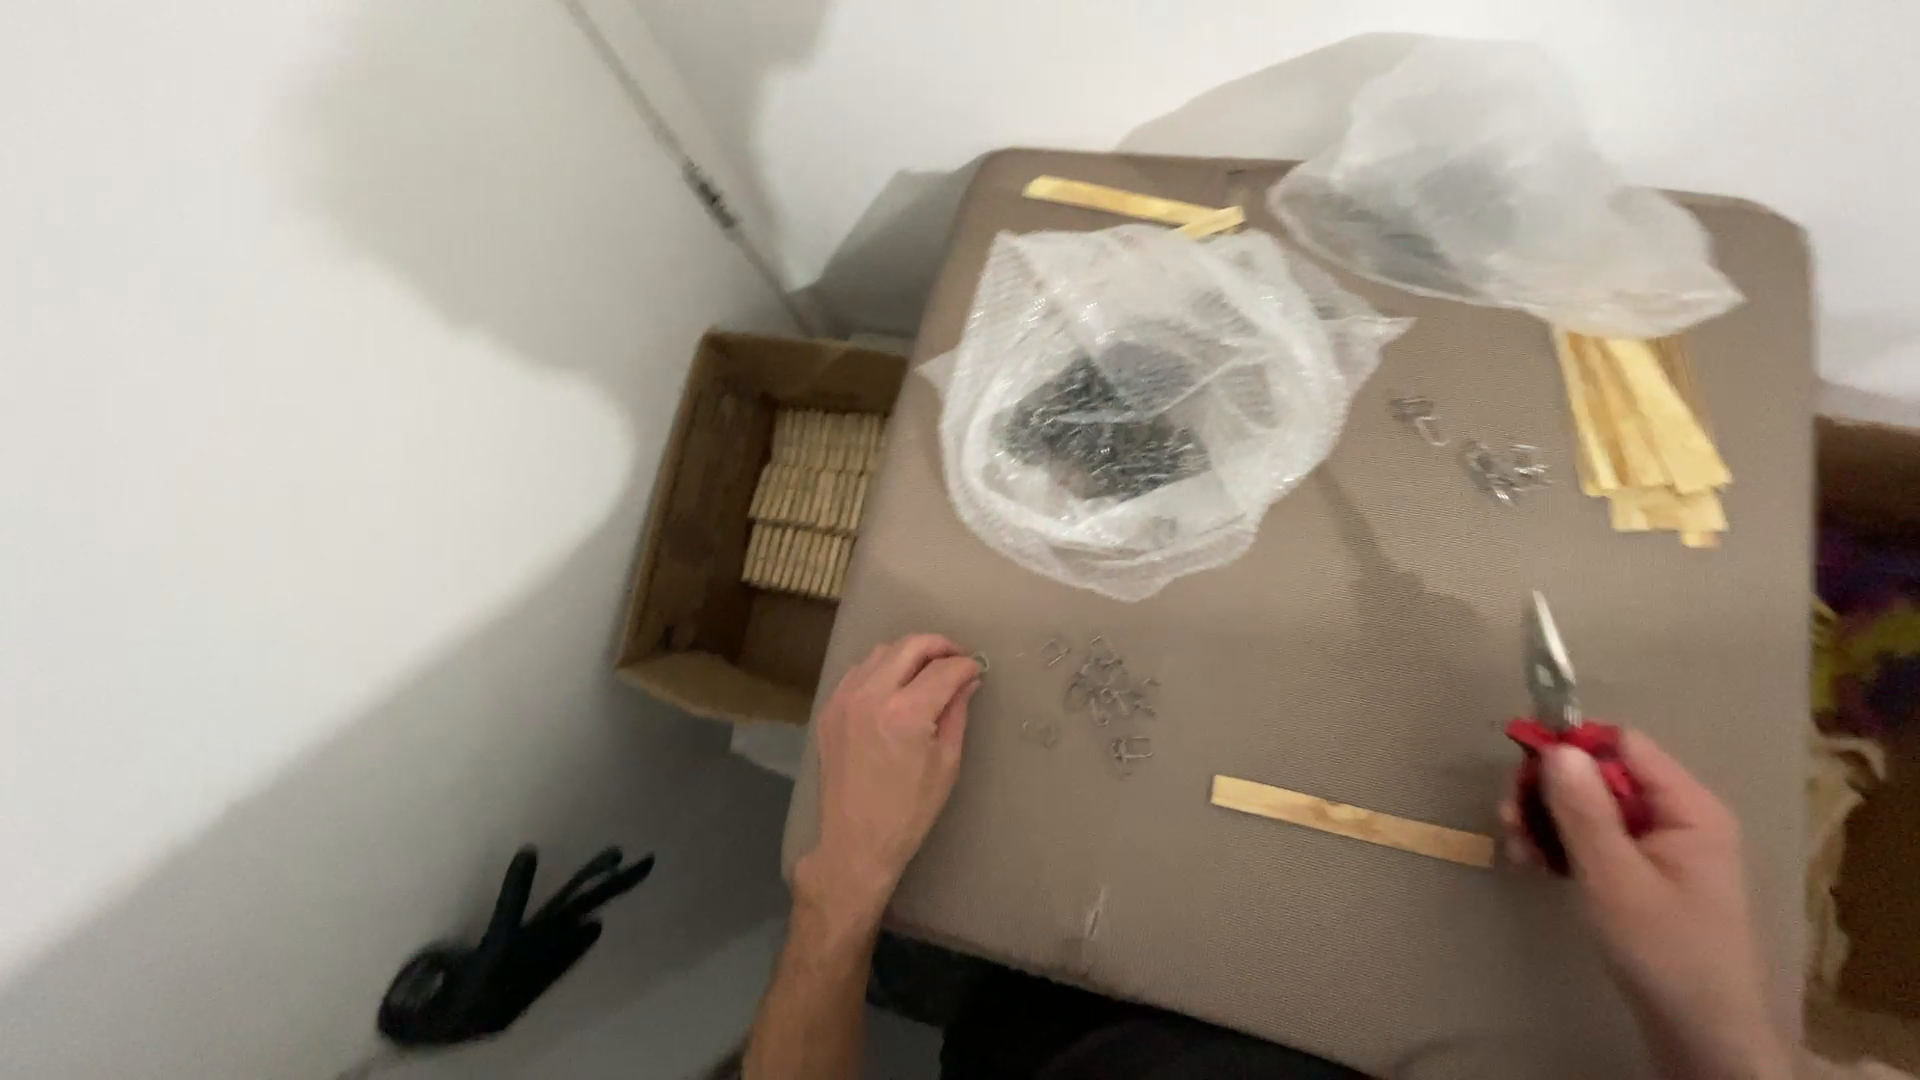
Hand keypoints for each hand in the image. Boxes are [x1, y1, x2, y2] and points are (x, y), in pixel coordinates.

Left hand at [797, 634, 980, 925]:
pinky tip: (894, 685)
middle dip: (939, 646)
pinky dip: (881, 668)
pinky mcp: (829, 709)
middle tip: (956, 658)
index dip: (966, 665)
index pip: (944, 669)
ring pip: (882, 652)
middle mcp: (872, 695)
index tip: (976, 669)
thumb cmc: (909, 811)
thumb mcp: (946, 763)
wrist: (855, 842)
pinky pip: (858, 671)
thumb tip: (968, 681)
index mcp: (906, 713)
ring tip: (926, 670)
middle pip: (911, 646)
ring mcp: (845, 699)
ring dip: (909, 654)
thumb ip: (957, 713)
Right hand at [1502, 732, 1789, 1079]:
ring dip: (1540, 819)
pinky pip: (1587, 831)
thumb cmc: (1660, 948)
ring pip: (1582, 801)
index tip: (1520, 771)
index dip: (1569, 748)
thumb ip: (1583, 808)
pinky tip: (1532, 863)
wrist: (1695, 1028)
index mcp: (1687, 808)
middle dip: (1544, 791)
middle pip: (1594, 771)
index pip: (1621, 744)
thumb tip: (1556, 746)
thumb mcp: (1612, 875)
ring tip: (1517, 851)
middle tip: (1508, 820)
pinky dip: (1554, 841)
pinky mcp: (1637, 864)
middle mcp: (1674, 814)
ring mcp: (1656, 840)